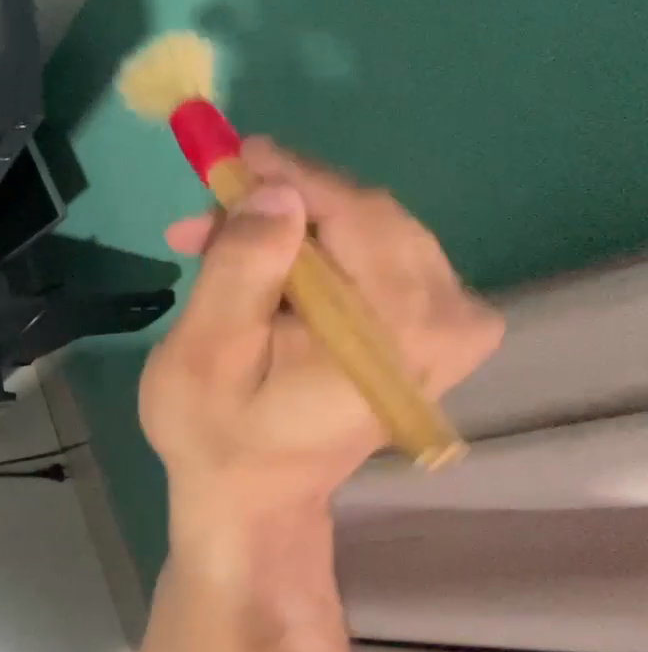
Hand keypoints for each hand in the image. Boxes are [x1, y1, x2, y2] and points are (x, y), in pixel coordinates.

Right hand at [139, 138, 502, 528]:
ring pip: (366, 235)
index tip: (229, 155)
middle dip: (279, 206)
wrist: (248, 496)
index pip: (358, 215)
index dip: (290, 177)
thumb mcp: (206, 353)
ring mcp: (448, 324)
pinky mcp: (429, 329)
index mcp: (402, 328)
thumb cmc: (216, 432)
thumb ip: (241, 271)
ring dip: (286, 230)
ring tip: (210, 244)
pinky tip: (256, 269)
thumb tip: (271, 194)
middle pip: (367, 219)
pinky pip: (371, 261)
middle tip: (201, 216)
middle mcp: (451, 317)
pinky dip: (309, 254)